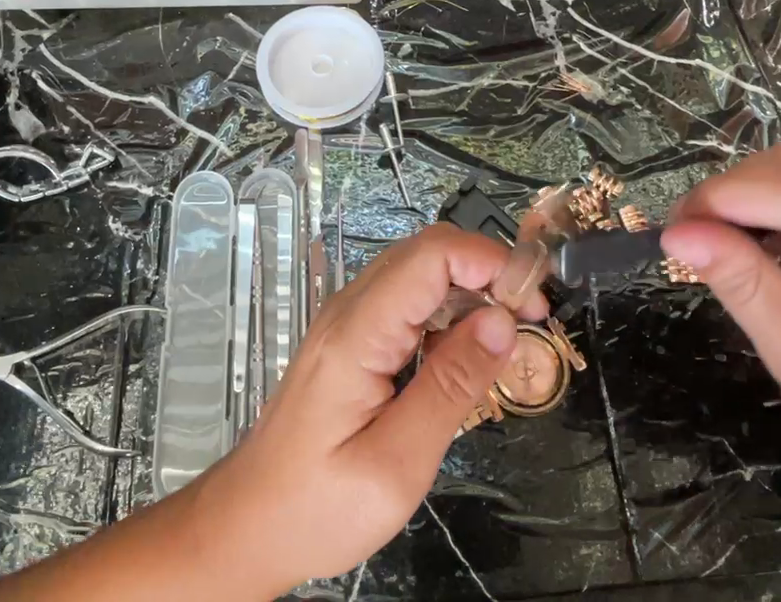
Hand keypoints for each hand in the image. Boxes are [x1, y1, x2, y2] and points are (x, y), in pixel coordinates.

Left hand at [187, 224, 547, 592]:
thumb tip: (503, 321)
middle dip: (486, 273)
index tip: (532, 303)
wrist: (248, 525)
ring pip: (419, 275)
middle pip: (427, 254)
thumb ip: (451, 386)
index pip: (431, 254)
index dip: (489, 261)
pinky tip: (464, 357)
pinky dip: (446, 316)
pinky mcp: (351, 341)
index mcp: (357, 332)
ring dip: (469, 294)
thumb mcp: (397, 462)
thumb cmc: (318, 507)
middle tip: (529, 322)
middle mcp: (350, 311)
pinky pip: (406, 304)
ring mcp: (347, 322)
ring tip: (506, 342)